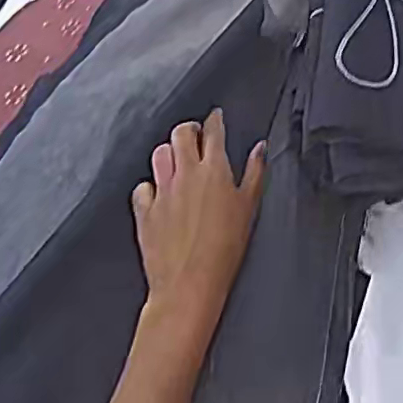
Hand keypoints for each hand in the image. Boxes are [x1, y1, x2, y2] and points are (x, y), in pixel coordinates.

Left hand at [97, 112, 264, 402]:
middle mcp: (186, 173)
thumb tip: (260, 148)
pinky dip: (150, 185)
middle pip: (180, 133)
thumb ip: (255, 171)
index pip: (213, 130)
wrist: (189, 284)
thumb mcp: (249, 206)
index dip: (215, 120)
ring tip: (178, 160)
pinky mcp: (144, 212)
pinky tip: (159, 193)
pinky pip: (142, 187)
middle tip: (196, 136)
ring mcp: (162, 191)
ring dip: (169, 152)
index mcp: (214, 168)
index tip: (216, 117)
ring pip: (159, 154)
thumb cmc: (226, 247)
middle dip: (189, 130)